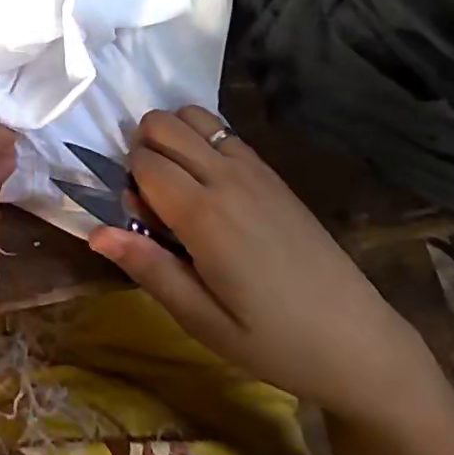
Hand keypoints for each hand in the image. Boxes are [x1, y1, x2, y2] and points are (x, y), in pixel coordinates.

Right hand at [88, 106, 453, 454]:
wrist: (358, 339)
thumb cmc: (274, 340)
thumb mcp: (204, 322)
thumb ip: (149, 268)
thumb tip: (95, 232)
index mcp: (205, 215)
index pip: (142, 161)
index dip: (128, 182)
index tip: (141, 218)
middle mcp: (226, 176)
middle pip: (161, 123)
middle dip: (143, 148)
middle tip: (154, 198)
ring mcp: (253, 167)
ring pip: (192, 115)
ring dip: (172, 136)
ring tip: (179, 184)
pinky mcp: (271, 170)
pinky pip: (223, 130)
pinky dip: (202, 139)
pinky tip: (211, 183)